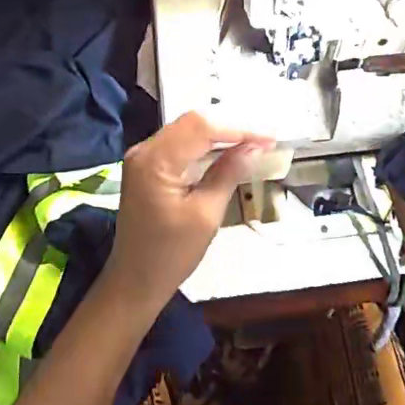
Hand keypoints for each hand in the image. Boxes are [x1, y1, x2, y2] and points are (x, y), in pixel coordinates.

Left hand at [105, 113, 272, 307]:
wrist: (134, 281)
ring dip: (219, 134)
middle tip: (265, 136)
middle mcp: (144, 150)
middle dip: (230, 126)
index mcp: (154, 160)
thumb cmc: (170, 255)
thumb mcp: (206, 215)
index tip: (270, 136)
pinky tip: (227, 151)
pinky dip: (204, 145)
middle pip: (191, 123)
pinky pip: (179, 144)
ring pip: (186, 130)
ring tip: (253, 141)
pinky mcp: (146, 166)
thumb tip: (253, 146)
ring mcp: (142, 157)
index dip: (238, 127)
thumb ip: (228, 173)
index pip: (200, 126)